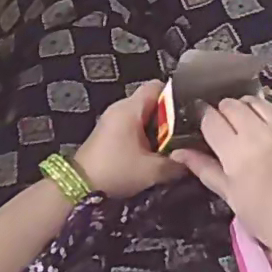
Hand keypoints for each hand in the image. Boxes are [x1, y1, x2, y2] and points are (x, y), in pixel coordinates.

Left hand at [73, 80, 185, 198]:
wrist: (79, 186)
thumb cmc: (116, 171)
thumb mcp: (152, 171)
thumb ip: (176, 164)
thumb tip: (193, 162)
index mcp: (130, 108)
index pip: (156, 86)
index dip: (175, 94)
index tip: (190, 110)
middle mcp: (120, 107)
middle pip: (150, 100)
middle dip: (168, 115)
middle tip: (186, 131)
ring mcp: (112, 119)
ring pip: (142, 114)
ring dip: (156, 127)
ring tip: (174, 142)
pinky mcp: (108, 131)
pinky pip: (132, 124)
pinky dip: (144, 133)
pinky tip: (155, 150)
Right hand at [172, 46, 271, 271]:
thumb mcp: (235, 202)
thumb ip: (206, 170)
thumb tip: (177, 153)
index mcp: (236, 153)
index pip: (209, 120)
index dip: (201, 120)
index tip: (198, 123)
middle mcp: (260, 131)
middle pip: (231, 106)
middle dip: (222, 113)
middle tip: (223, 130)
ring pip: (256, 100)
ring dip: (246, 106)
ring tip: (245, 120)